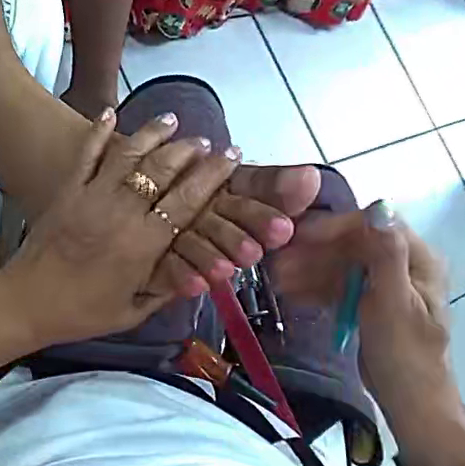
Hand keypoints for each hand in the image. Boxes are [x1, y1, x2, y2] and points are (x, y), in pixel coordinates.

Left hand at [0, 108, 236, 346]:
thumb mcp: (131, 312)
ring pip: (129, 155)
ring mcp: (93, 196)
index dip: (213, 176)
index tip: (231, 157)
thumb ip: (165, 290)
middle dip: (189, 150)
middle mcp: (122, 213)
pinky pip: (87, 155)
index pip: (187, 201)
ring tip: (172, 119)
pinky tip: (110, 112)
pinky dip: (99, 132)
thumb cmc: (82, 313)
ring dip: (153, 133)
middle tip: (205, 141)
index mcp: (143, 245)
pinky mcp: (68, 191)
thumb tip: (201, 275)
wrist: (27, 302)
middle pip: (162, 170)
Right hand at [141, 163, 317, 299]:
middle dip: (235, 236)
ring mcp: (175, 228)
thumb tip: (310, 179)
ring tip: (224, 272)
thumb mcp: (252, 194)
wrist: (155, 207)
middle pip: (216, 218)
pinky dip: (180, 275)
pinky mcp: (157, 255)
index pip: (246, 192)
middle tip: (253, 254)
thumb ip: (279, 189)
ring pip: (191, 241)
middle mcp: (199, 203)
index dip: (262, 212)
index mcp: (226, 183)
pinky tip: (195, 286)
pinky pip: (167, 264)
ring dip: (207, 255)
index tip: (283, 230)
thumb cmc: (218, 203)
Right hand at [273, 202, 464, 465]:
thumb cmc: (405, 356)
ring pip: (342, 266)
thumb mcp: (394, 304)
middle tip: (275, 260)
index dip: (333, 227)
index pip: (372, 226)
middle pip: (353, 245)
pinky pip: (339, 287)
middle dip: (314, 251)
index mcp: (418, 259)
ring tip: (274, 278)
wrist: (411, 403)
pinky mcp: (369, 304)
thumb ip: (385, 256)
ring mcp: (385, 285)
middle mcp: (404, 265)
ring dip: (309, 270)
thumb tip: (378, 206)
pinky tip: (288, 292)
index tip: (296, 235)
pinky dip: (316, 288)